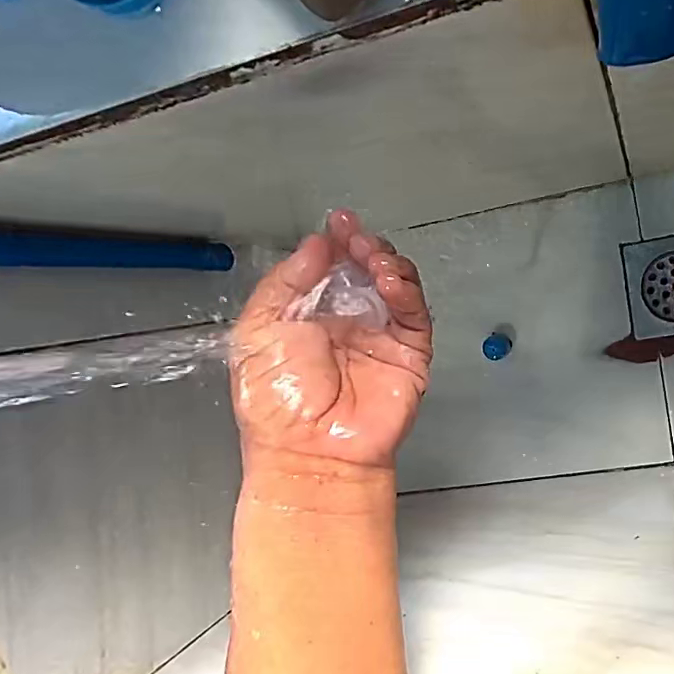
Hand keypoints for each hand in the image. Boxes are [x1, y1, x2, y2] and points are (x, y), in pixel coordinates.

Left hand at [229, 210, 433, 469]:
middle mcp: (350, 324)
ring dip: (387, 262)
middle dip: (364, 246)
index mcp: (313, 317)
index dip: (337, 243)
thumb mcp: (258, 329)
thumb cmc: (277, 400)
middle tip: (355, 236)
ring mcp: (382, 338)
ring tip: (372, 255)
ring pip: (396, 287)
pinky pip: (415, 314)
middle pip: (368, 271)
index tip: (337, 223)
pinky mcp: (410, 355)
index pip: (333, 269)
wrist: (311, 450)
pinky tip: (389, 278)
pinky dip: (407, 290)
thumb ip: (287, 282)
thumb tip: (316, 245)